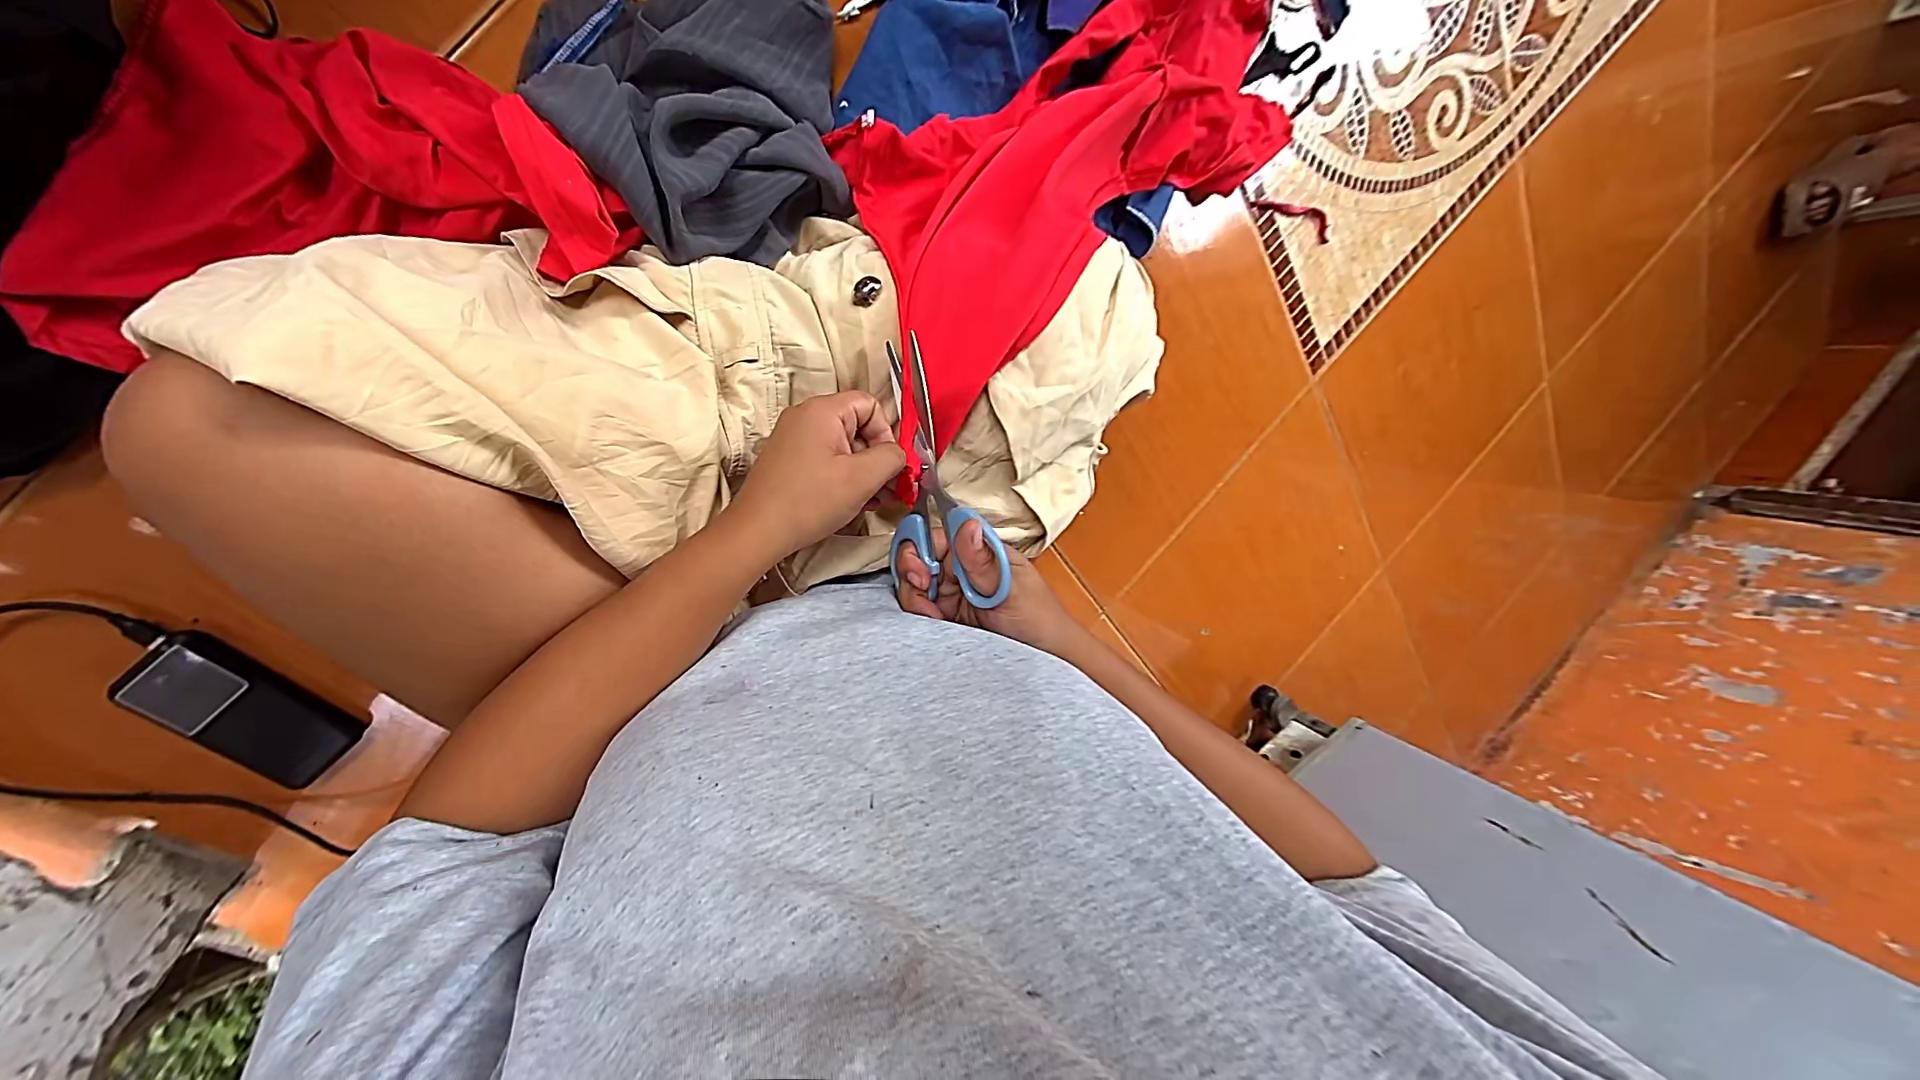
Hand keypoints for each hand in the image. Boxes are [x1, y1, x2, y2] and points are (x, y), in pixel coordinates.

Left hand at [730, 391, 905, 561]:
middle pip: (858, 426)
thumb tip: (899, 455)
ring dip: (863, 472)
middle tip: (887, 489)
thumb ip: (891, 458)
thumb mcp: (862, 478)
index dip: (886, 434)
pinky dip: (844, 477)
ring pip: (844, 446)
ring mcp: (794, 439)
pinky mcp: (789, 460)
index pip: (870, 405)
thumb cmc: (807, 502)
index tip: (889, 464)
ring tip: (872, 500)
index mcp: (822, 411)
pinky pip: (827, 459)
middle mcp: (805, 417)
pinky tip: (852, 502)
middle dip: (877, 458)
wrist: (758, 531)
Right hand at [893, 518, 1090, 657]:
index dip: (921, 545)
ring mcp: (950, 594)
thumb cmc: (1040, 619)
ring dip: (915, 598)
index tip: (924, 569)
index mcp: (978, 551)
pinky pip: (917, 611)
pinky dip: (917, 617)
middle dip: (911, 572)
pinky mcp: (943, 619)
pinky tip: (934, 624)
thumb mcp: (1012, 588)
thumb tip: (966, 525)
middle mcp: (960, 569)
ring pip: (912, 585)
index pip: (937, 534)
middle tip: (924, 591)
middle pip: (916, 557)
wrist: (1047, 660)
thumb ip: (983, 560)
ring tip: (935, 615)